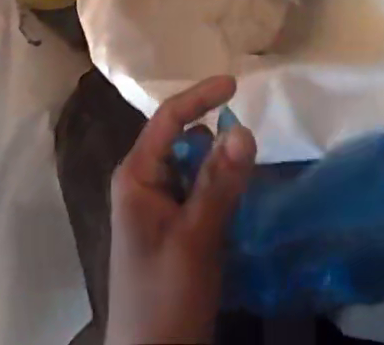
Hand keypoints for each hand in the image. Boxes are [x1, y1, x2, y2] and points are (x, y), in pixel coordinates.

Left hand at [107, 75, 256, 344]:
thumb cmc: (164, 300)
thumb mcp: (194, 239)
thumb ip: (219, 183)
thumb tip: (244, 127)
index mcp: (137, 176)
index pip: (168, 118)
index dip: (200, 96)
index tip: (236, 83)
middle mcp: (146, 183)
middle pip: (185, 139)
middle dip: (215, 139)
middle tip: (247, 154)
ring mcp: (161, 206)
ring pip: (197, 165)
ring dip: (221, 165)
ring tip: (245, 181)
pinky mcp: (177, 227)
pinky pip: (203, 189)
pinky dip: (222, 187)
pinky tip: (239, 201)